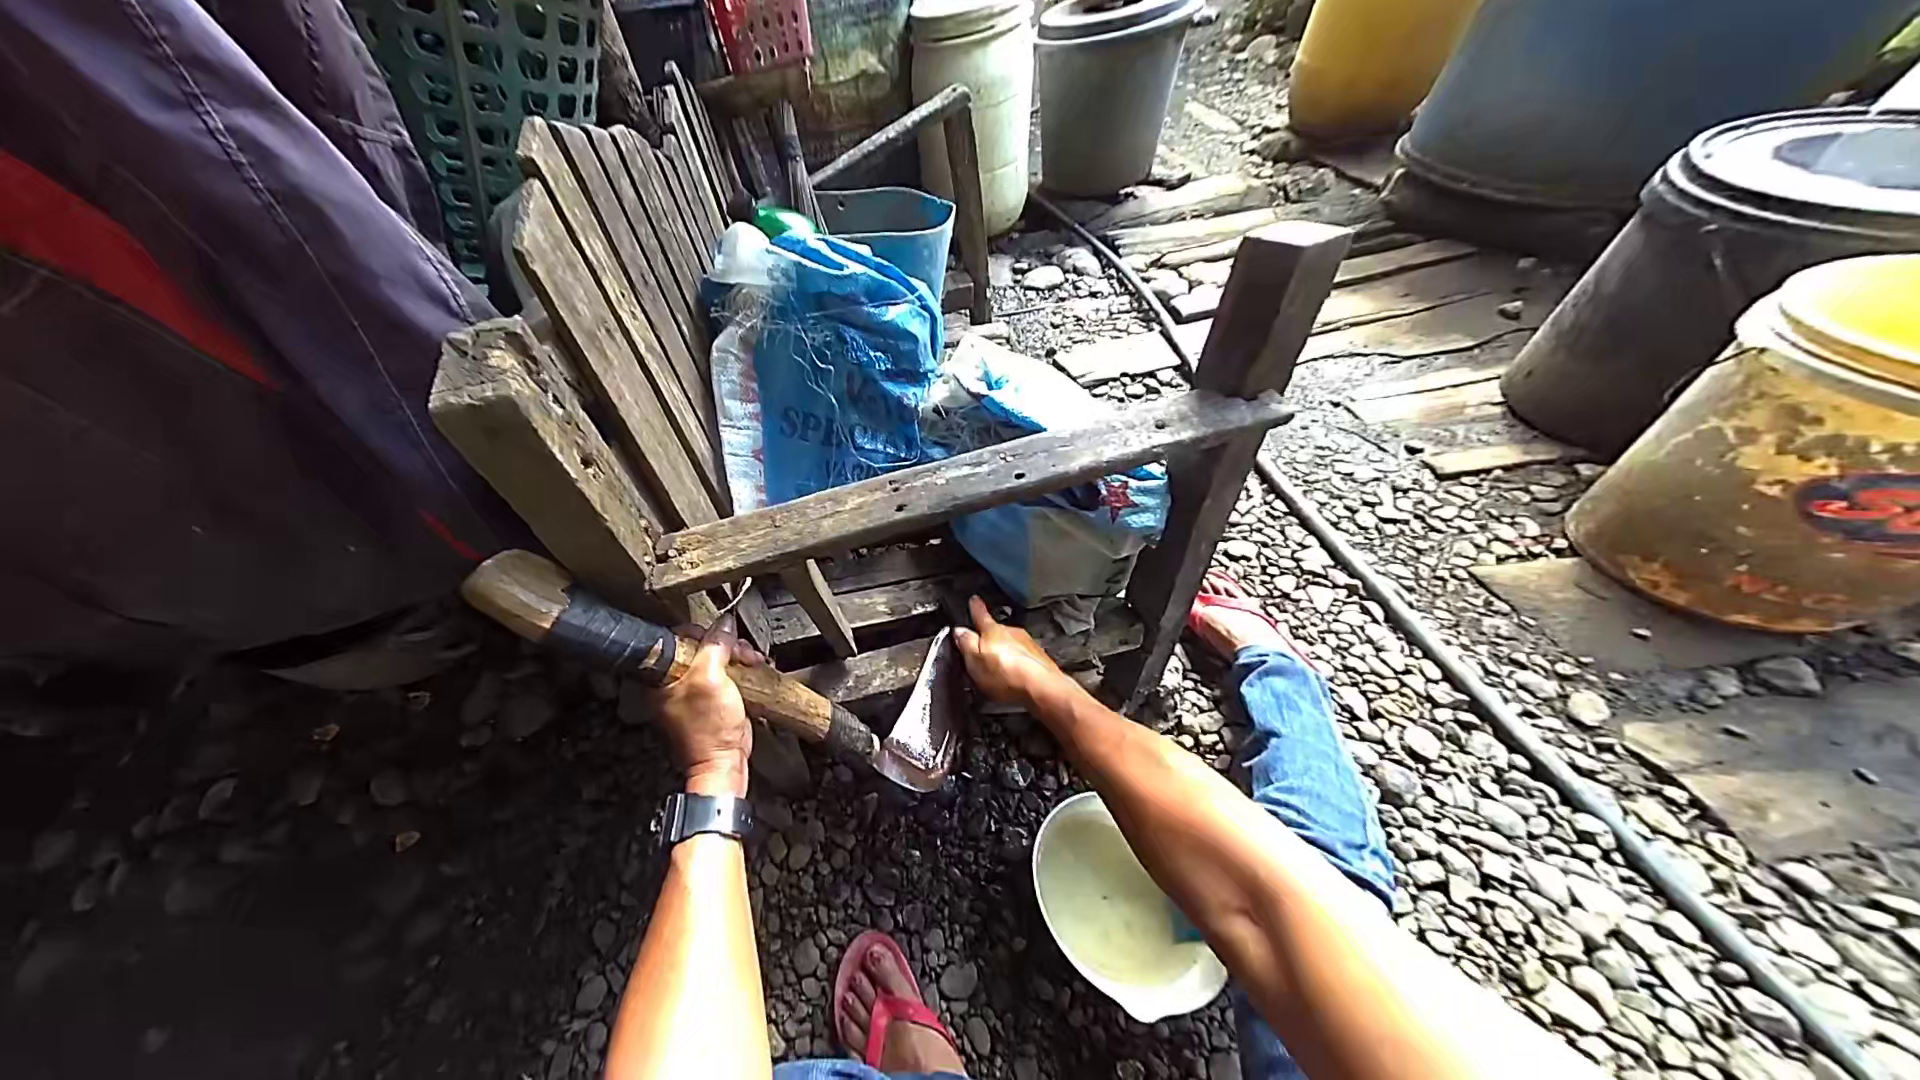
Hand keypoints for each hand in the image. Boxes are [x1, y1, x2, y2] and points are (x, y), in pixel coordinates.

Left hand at [651, 615, 755, 795]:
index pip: (678, 636)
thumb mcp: (712, 678)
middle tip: (740, 652)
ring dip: (737, 654)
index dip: (702, 632)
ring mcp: (694, 690)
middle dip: (726, 644)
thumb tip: (724, 624)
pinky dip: (740, 667)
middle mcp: (673, 681)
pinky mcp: (713, 698)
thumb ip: (716, 646)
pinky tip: (752, 668)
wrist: (724, 762)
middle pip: (701, 645)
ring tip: (751, 662)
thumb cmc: (709, 731)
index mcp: (661, 676)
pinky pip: (726, 672)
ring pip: (717, 657)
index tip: (720, 637)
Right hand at [951, 596, 1066, 707]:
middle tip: (980, 651)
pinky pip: (1022, 658)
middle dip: (988, 639)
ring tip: (996, 671)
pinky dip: (1016, 665)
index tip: (974, 600)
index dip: (975, 606)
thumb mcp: (975, 660)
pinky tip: (1012, 678)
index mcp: (992, 631)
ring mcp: (1027, 644)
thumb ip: (965, 643)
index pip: (980, 614)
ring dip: (1003, 653)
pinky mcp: (1038, 658)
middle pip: (996, 631)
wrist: (1041, 688)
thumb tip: (959, 631)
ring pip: (1010, 645)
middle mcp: (1012, 632)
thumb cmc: (1008, 675)